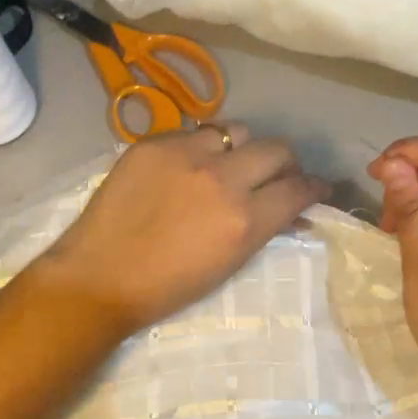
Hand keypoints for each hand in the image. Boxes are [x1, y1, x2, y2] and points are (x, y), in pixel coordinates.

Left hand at [36, 123, 329, 333]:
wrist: (100, 277)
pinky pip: (194, 133)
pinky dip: (202, 148)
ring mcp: (186, 155)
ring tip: (230, 165)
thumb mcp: (229, 265)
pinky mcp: (154, 143)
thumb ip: (265, 230)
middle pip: (277, 149)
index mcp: (244, 220)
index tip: (317, 187)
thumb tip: (294, 214)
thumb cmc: (168, 287)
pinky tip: (188, 168)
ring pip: (237, 131)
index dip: (314, 187)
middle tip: (277, 175)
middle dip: (285, 163)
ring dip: (243, 148)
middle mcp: (222, 179)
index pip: (297, 189)